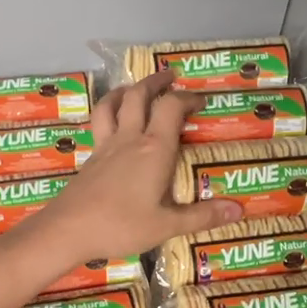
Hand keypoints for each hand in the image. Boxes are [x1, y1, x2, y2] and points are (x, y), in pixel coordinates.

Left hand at [22, 71, 240, 261]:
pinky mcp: (90, 158)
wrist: (67, 230)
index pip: (172, 108)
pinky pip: (100, 123)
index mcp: (154, 149)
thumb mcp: (166, 225)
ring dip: (126, 91)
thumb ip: (202, 216)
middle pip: (140, 96)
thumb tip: (238, 209)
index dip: (188, 99)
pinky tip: (112, 125)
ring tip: (135, 89)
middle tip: (170, 78)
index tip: (201, 102)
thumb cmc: (121, 226)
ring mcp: (106, 146)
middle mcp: (130, 139)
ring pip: (113, 104)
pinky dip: (108, 112)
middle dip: (156, 82)